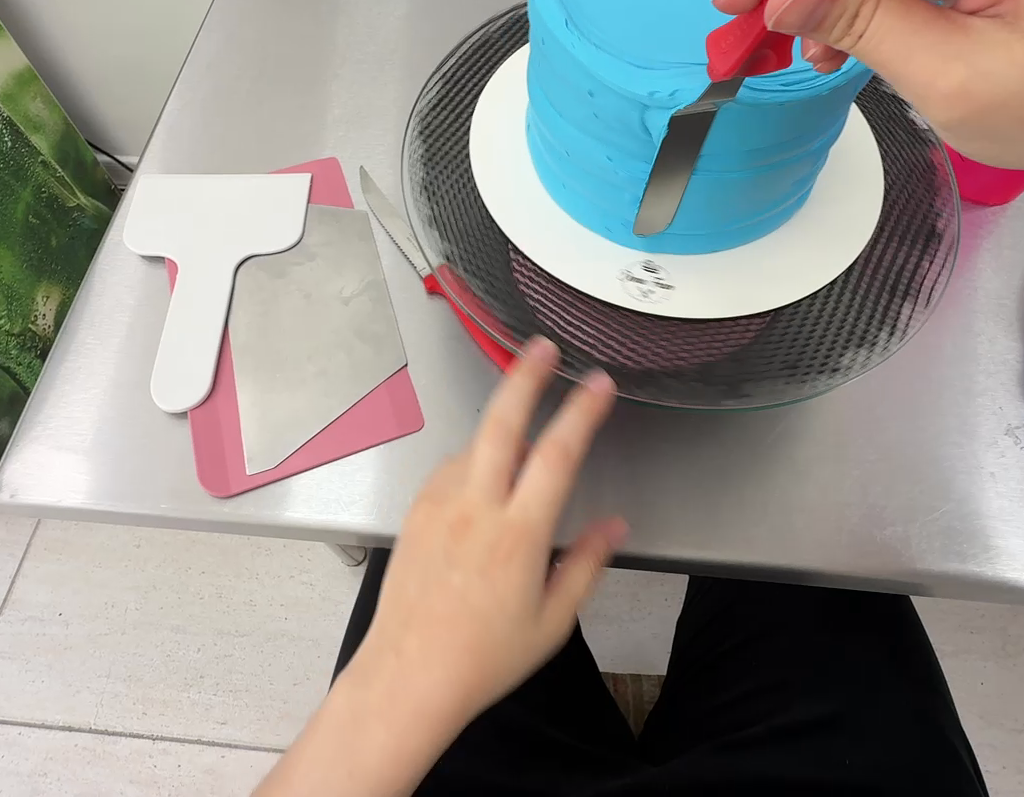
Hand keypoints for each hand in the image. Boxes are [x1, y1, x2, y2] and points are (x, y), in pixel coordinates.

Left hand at [258, 339, 623, 796]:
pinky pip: (453, 468)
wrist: (408, 676)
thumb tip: (615, 526)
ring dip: (503, 433)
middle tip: (542, 348)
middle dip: (525, 377)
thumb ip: (586, 564)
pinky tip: (486, 487)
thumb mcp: (552, 621)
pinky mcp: (417, 509)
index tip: (598, 383)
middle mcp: (476, 507)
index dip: (582, 413)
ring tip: (524, 452)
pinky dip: (476, 463)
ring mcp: (440, 503)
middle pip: (502, 423)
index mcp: (517, 534)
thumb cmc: (484, 656)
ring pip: (477, 445)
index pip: (557, 455)